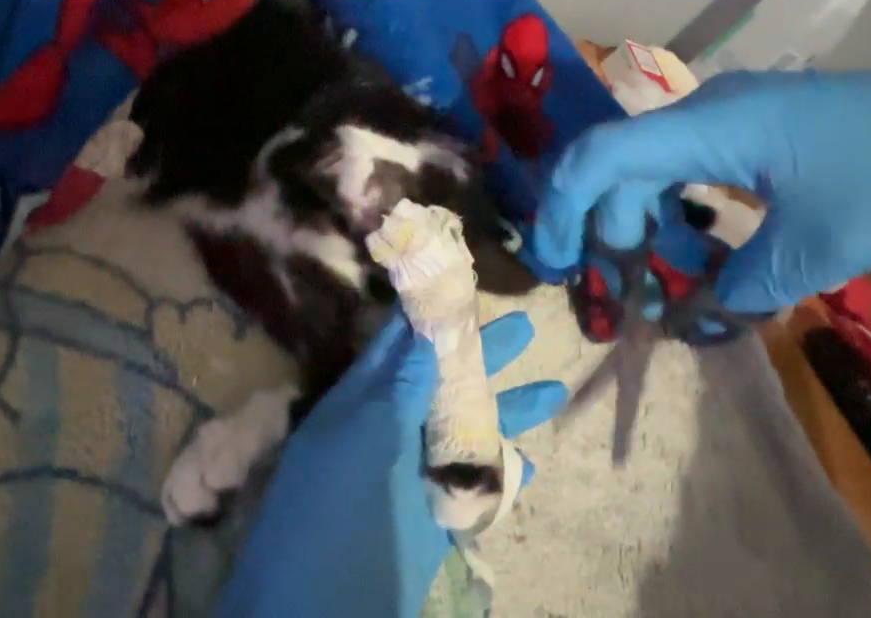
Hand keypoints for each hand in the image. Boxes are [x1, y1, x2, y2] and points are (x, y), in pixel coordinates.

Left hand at [215, 312, 566, 617]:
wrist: (317, 610)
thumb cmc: (333, 513)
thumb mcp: (363, 441)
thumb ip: (397, 389)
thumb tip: (422, 334)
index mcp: (363, 401)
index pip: (400, 343)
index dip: (431, 314)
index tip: (466, 284)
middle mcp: (389, 428)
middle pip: (441, 381)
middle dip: (481, 355)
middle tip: (526, 325)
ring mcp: (412, 473)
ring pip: (463, 429)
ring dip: (505, 409)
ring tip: (553, 388)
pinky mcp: (432, 517)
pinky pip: (470, 482)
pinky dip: (501, 468)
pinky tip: (534, 459)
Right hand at [531, 69, 870, 311]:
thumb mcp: (822, 248)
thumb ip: (741, 285)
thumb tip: (693, 317)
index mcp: (712, 123)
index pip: (602, 154)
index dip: (562, 206)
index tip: (557, 264)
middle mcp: (707, 109)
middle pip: (621, 165)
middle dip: (608, 229)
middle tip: (620, 293)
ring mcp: (732, 114)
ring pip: (651, 165)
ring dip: (642, 221)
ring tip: (661, 279)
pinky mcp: (756, 127)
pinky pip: (688, 165)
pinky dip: (675, 208)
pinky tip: (695, 246)